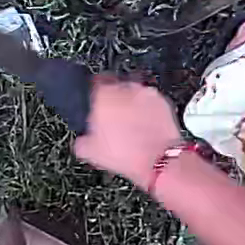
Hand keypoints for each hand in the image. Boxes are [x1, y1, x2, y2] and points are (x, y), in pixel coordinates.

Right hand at [72, 75, 186, 185]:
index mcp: (102, 94)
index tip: (95, 109)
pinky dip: (147, 111)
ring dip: (130, 105)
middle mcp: (125, 88)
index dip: (93, 98)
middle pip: (114, 88)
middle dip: (113, 102)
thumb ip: (81, 140)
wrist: (158, 160)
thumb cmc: (126, 153)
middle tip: (112, 121)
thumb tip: (82, 140)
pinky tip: (144, 127)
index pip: (93, 84)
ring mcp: (145, 93)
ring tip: (130, 126)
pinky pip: (150, 102)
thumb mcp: (90, 152)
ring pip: (133, 94)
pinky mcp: (162, 102)